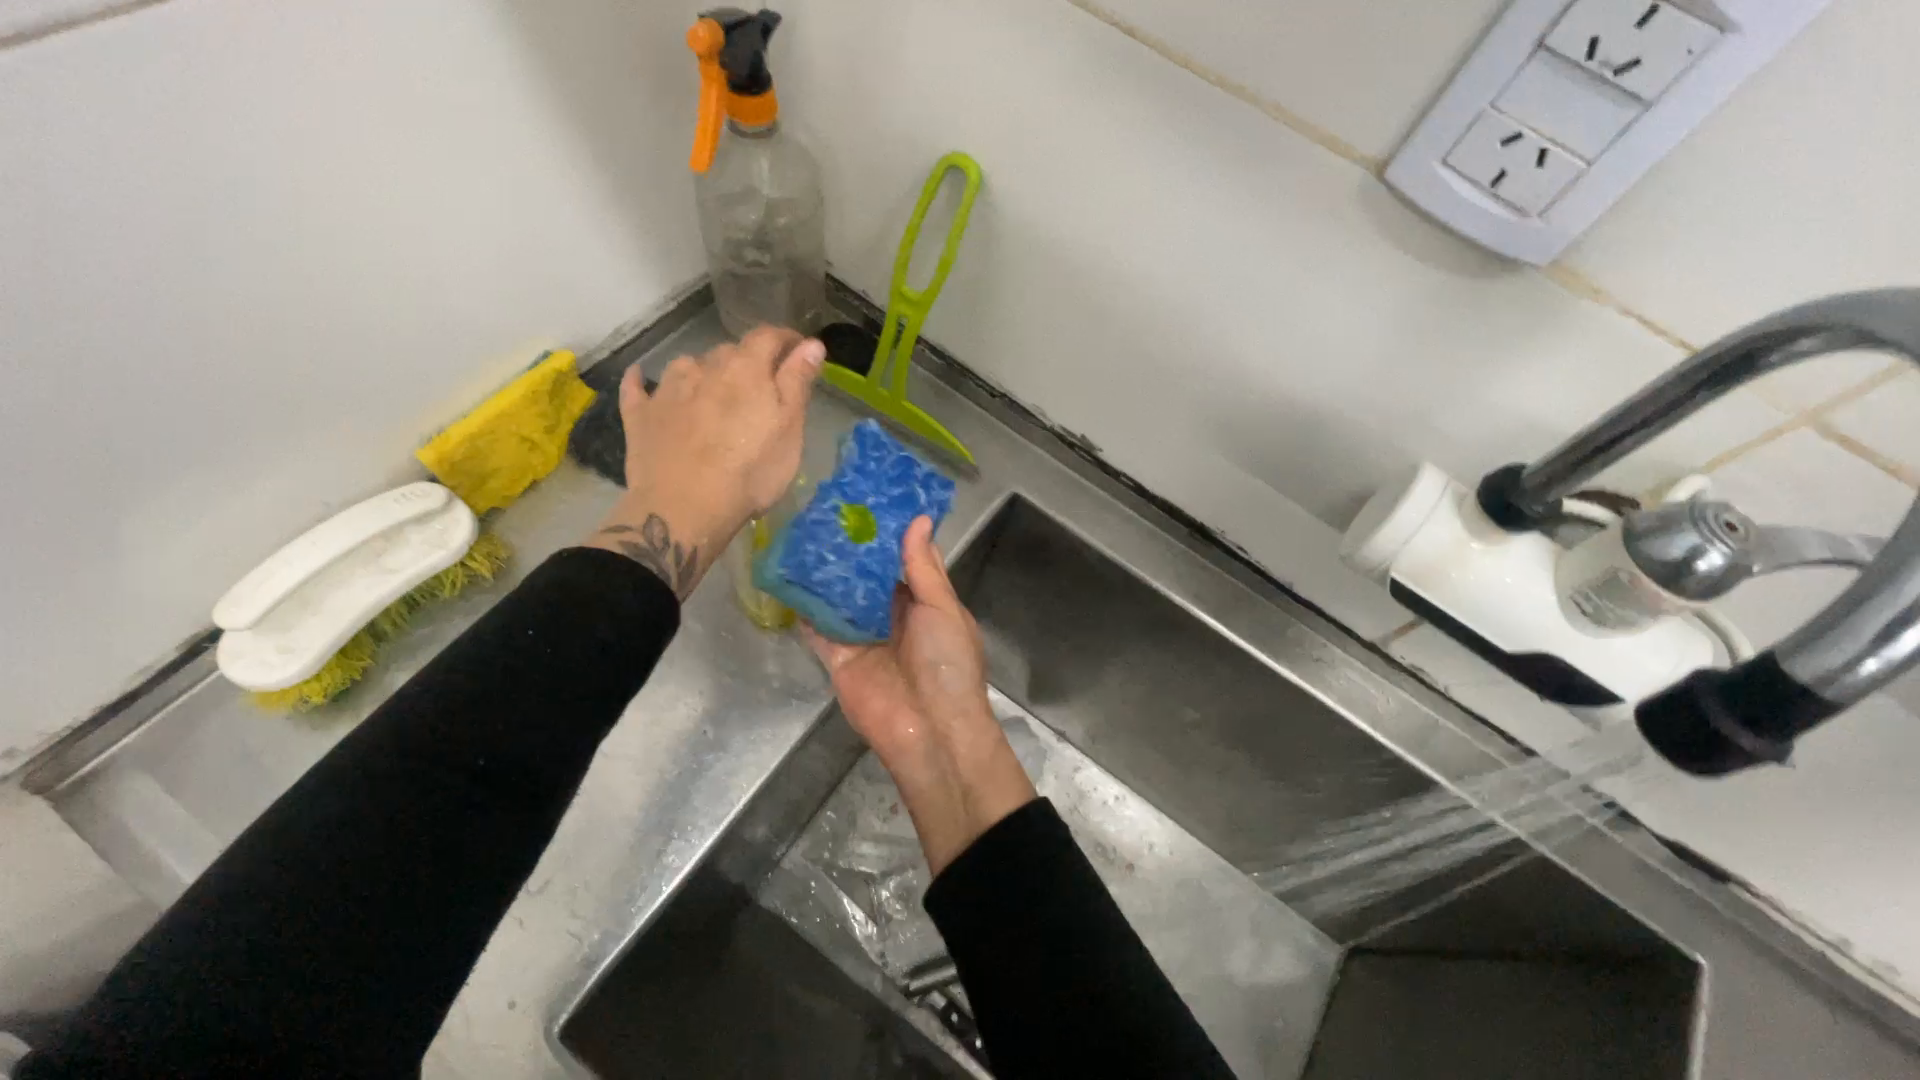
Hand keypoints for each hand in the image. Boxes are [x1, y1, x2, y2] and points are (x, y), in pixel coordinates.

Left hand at [584, 327, 822, 598]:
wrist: (684, 507)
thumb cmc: (750, 471)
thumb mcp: (789, 429)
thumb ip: (798, 382)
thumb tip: (812, 343)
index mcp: (746, 368)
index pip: (768, 337)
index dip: (786, 339)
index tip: (799, 350)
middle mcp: (703, 367)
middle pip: (728, 352)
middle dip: (746, 361)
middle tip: (759, 387)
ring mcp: (667, 390)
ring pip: (688, 366)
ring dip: (703, 371)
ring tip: (712, 392)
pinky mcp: (640, 416)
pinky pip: (639, 387)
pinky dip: (644, 381)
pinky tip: (642, 379)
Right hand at [804, 517, 1036, 874]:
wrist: (930, 731)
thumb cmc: (947, 665)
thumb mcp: (942, 609)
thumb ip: (923, 567)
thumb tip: (918, 520)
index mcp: (926, 603)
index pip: (905, 560)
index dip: (890, 534)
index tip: (870, 500)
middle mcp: (893, 616)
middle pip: (867, 577)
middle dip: (852, 549)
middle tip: (826, 509)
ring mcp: (864, 637)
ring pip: (840, 598)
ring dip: (825, 572)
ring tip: (802, 532)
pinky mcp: (838, 658)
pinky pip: (817, 629)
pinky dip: (803, 607)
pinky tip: (785, 576)